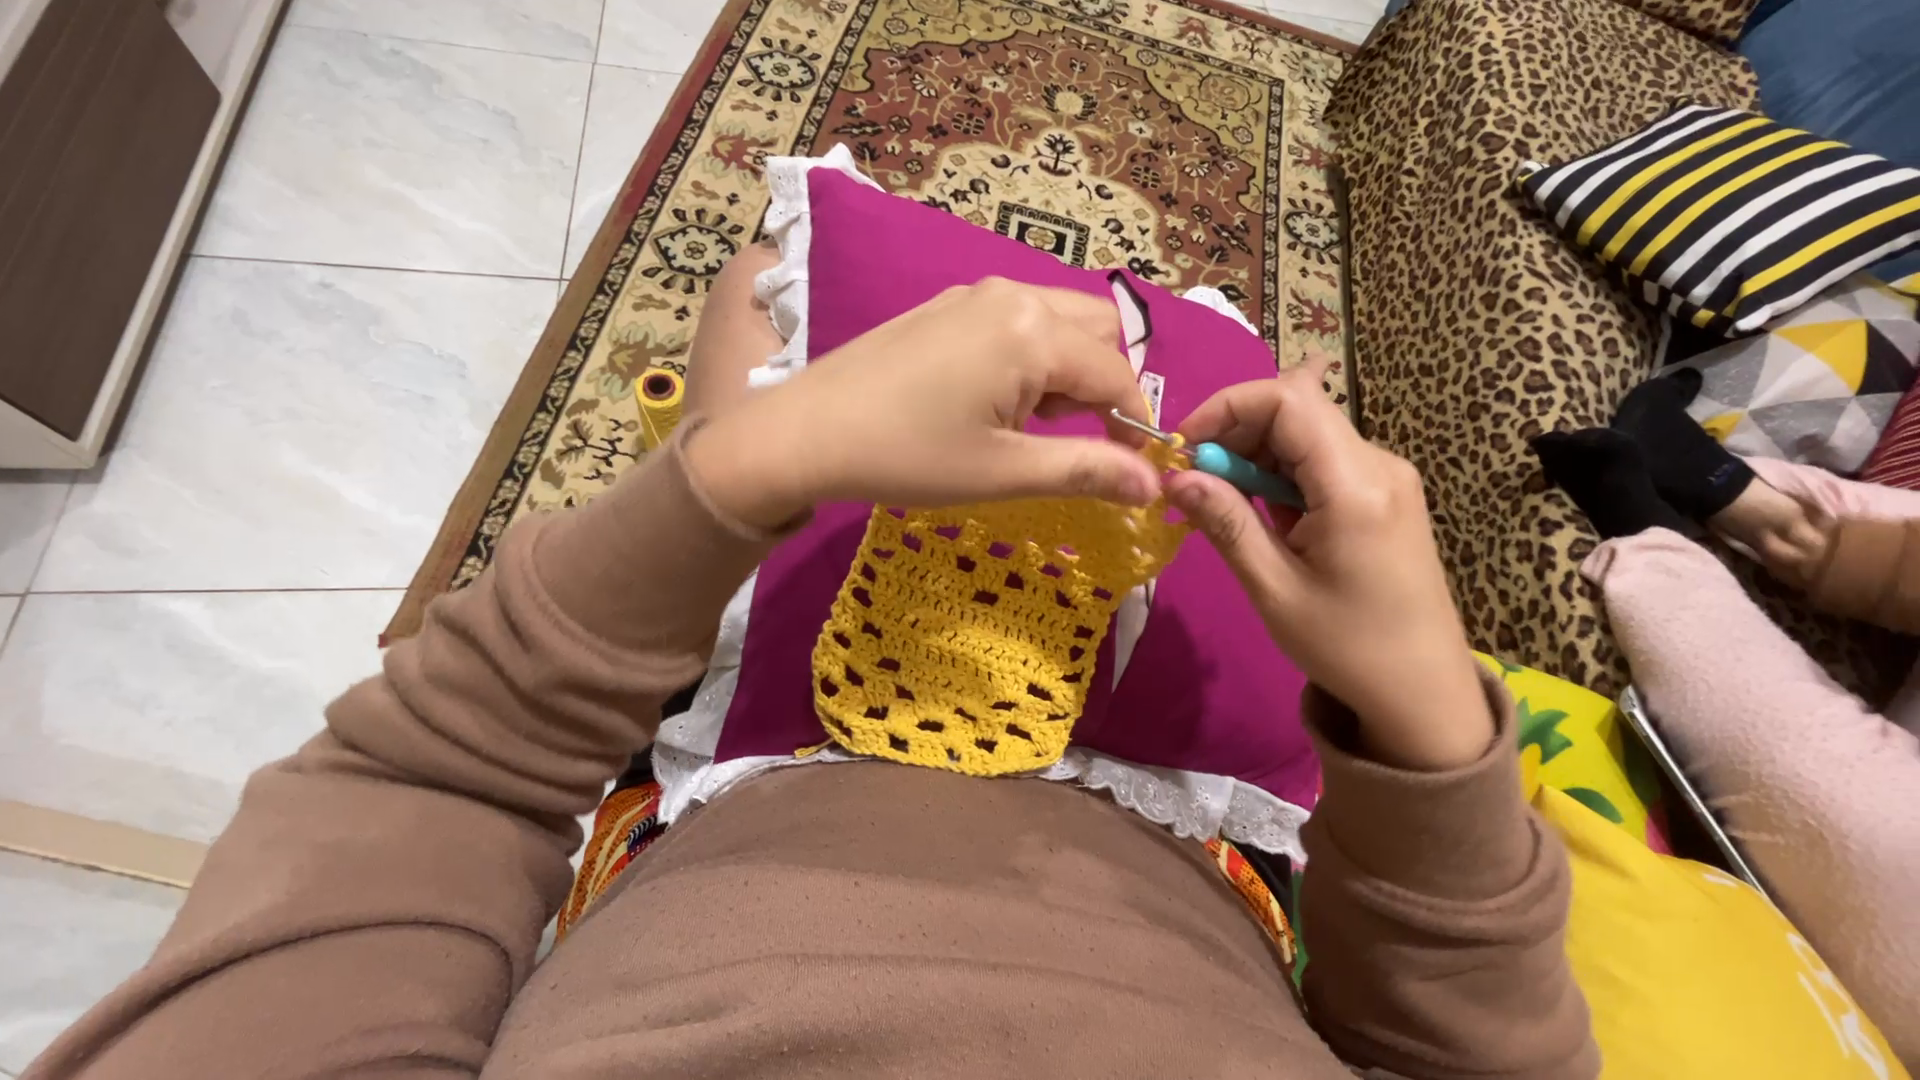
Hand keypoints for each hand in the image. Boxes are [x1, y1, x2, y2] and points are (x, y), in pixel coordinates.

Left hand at [687, 277, 1156, 526]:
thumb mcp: (1003, 472)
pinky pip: (1014, 320)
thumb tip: (1154, 482)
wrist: (804, 434)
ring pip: (1056, 321)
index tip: (1131, 469)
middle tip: (1058, 436)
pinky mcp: (944, 306)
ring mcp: (972, 294)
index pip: (1118, 373)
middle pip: (1098, 330)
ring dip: (1064, 369)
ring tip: (1018, 423)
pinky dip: (1026, 356)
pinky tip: (983, 398)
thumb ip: (1085, 470)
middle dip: (1100, 384)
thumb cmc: (907, 456)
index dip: (1133, 424)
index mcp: (1032, 331)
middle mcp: (1011, 294)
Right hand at [1165, 362, 1492, 770]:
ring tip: (1219, 503)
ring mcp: (1384, 476)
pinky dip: (1277, 473)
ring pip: (1304, 432)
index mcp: (1356, 485)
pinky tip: (1258, 513)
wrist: (1422, 689)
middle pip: (1295, 409)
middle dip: (1233, 431)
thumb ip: (1226, 522)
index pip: (1287, 399)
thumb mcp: (1273, 589)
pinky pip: (1319, 460)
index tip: (1182, 447)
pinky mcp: (1381, 493)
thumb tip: (1174, 476)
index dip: (1226, 407)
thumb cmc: (1346, 646)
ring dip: (1252, 453)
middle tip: (1192, 480)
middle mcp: (1378, 464)